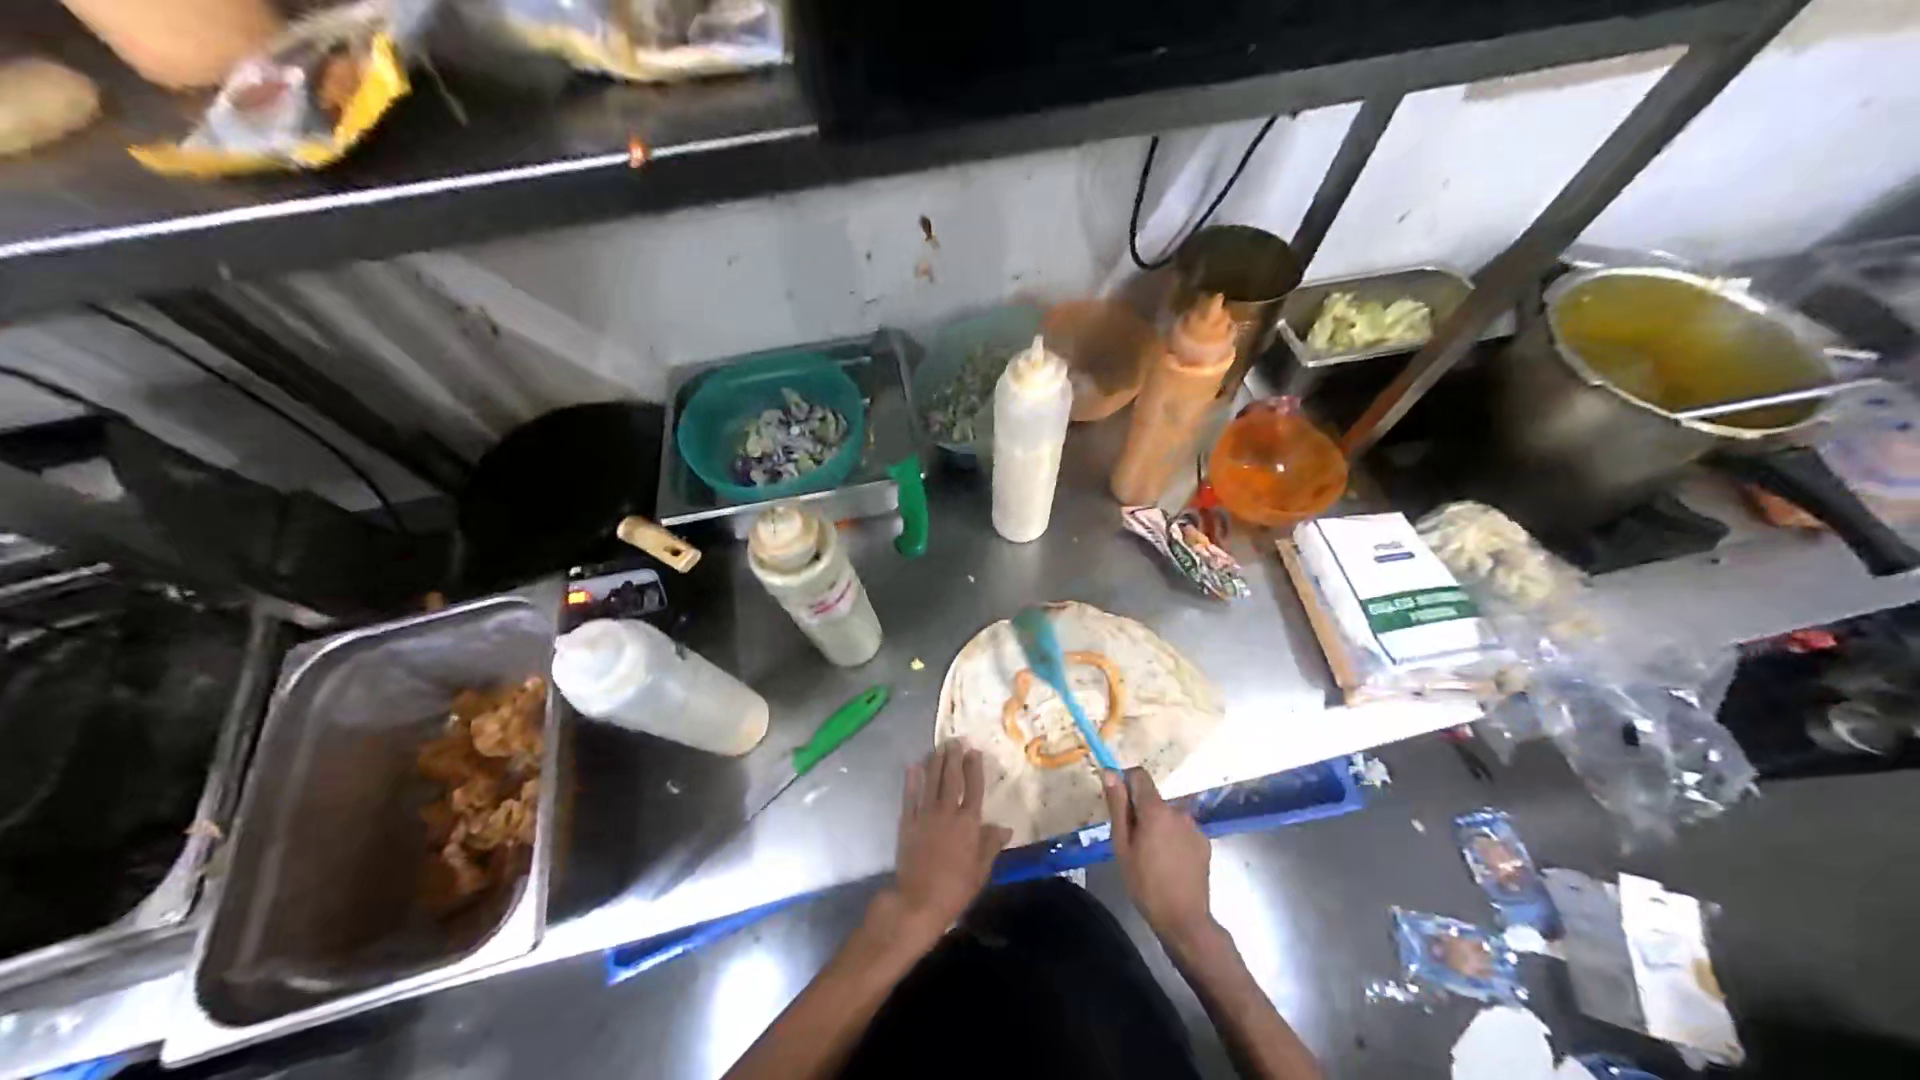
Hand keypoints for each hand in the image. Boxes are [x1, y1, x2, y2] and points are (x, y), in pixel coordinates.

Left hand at [887, 740, 1011, 940]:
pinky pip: (910, 796)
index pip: (973, 788)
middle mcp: (947, 812)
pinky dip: (911, 781)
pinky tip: (913, 767)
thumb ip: (991, 844)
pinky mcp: (907, 823)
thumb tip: (1004, 827)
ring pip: (931, 782)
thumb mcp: (981, 869)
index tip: (974, 752)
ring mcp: (925, 815)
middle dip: (954, 758)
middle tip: (955, 741)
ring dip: (935, 763)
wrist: (919, 900)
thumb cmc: (956, 888)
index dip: (974, 768)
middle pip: (951, 779)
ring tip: (938, 747)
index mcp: (968, 823)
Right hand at [1104, 767, 1213, 945]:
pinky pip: (1182, 830)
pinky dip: (1173, 838)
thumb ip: (1117, 806)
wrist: (1183, 919)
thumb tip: (1110, 772)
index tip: (1118, 803)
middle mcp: (1178, 811)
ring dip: (1157, 825)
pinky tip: (1169, 862)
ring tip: (1151, 855)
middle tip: (1132, 840)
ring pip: (1168, 816)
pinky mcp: (1204, 842)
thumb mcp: (1122, 845)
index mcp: (1155, 810)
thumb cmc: (1145, 883)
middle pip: (1153, 798)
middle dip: (1141, 811)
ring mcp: (1194, 827)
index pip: (1139, 775)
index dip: (1126, 783)